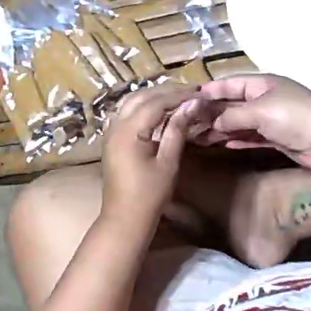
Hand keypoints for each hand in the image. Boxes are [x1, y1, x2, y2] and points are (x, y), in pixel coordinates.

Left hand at [100, 83, 202, 223]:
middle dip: (166, 91)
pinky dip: (142, 106)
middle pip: (141, 97)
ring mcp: (110, 132)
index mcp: (128, 131)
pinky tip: (157, 110)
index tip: (199, 93)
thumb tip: (193, 104)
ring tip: (177, 97)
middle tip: (190, 91)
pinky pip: (126, 112)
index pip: (155, 102)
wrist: (125, 218)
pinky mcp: (111, 139)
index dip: (178, 95)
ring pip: (131, 102)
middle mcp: (115, 125)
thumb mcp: (168, 161)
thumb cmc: (149, 194)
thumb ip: (178, 129)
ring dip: (153, 96)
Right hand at [195, 75, 310, 171]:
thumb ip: (232, 116)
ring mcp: (272, 119)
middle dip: (211, 112)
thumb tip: (212, 122)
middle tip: (187, 123)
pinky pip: (251, 137)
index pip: (229, 84)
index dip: (209, 91)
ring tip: (198, 137)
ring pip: (240, 122)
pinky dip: (236, 139)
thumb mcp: (259, 111)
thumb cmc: (293, 117)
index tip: (187, 100)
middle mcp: (265, 98)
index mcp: (262, 83)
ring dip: (220, 129)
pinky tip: (222, 144)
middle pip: (232, 104)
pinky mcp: (277, 139)